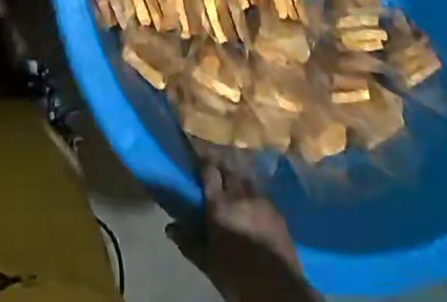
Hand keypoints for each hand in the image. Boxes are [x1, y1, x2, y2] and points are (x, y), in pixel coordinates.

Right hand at [169, 166, 319, 301]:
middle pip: (229, 168)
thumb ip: (188, 242)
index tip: (197, 158)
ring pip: (246, 177)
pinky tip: (251, 202)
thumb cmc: (235, 275)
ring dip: (237, 176)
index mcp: (219, 203)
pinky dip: (253, 192)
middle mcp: (240, 193)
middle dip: (220, 166)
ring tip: (233, 184)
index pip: (209, 169)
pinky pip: (261, 192)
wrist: (276, 288)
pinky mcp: (277, 210)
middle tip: (214, 171)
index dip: (203, 161)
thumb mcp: (207, 262)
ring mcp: (261, 199)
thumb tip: (169, 228)